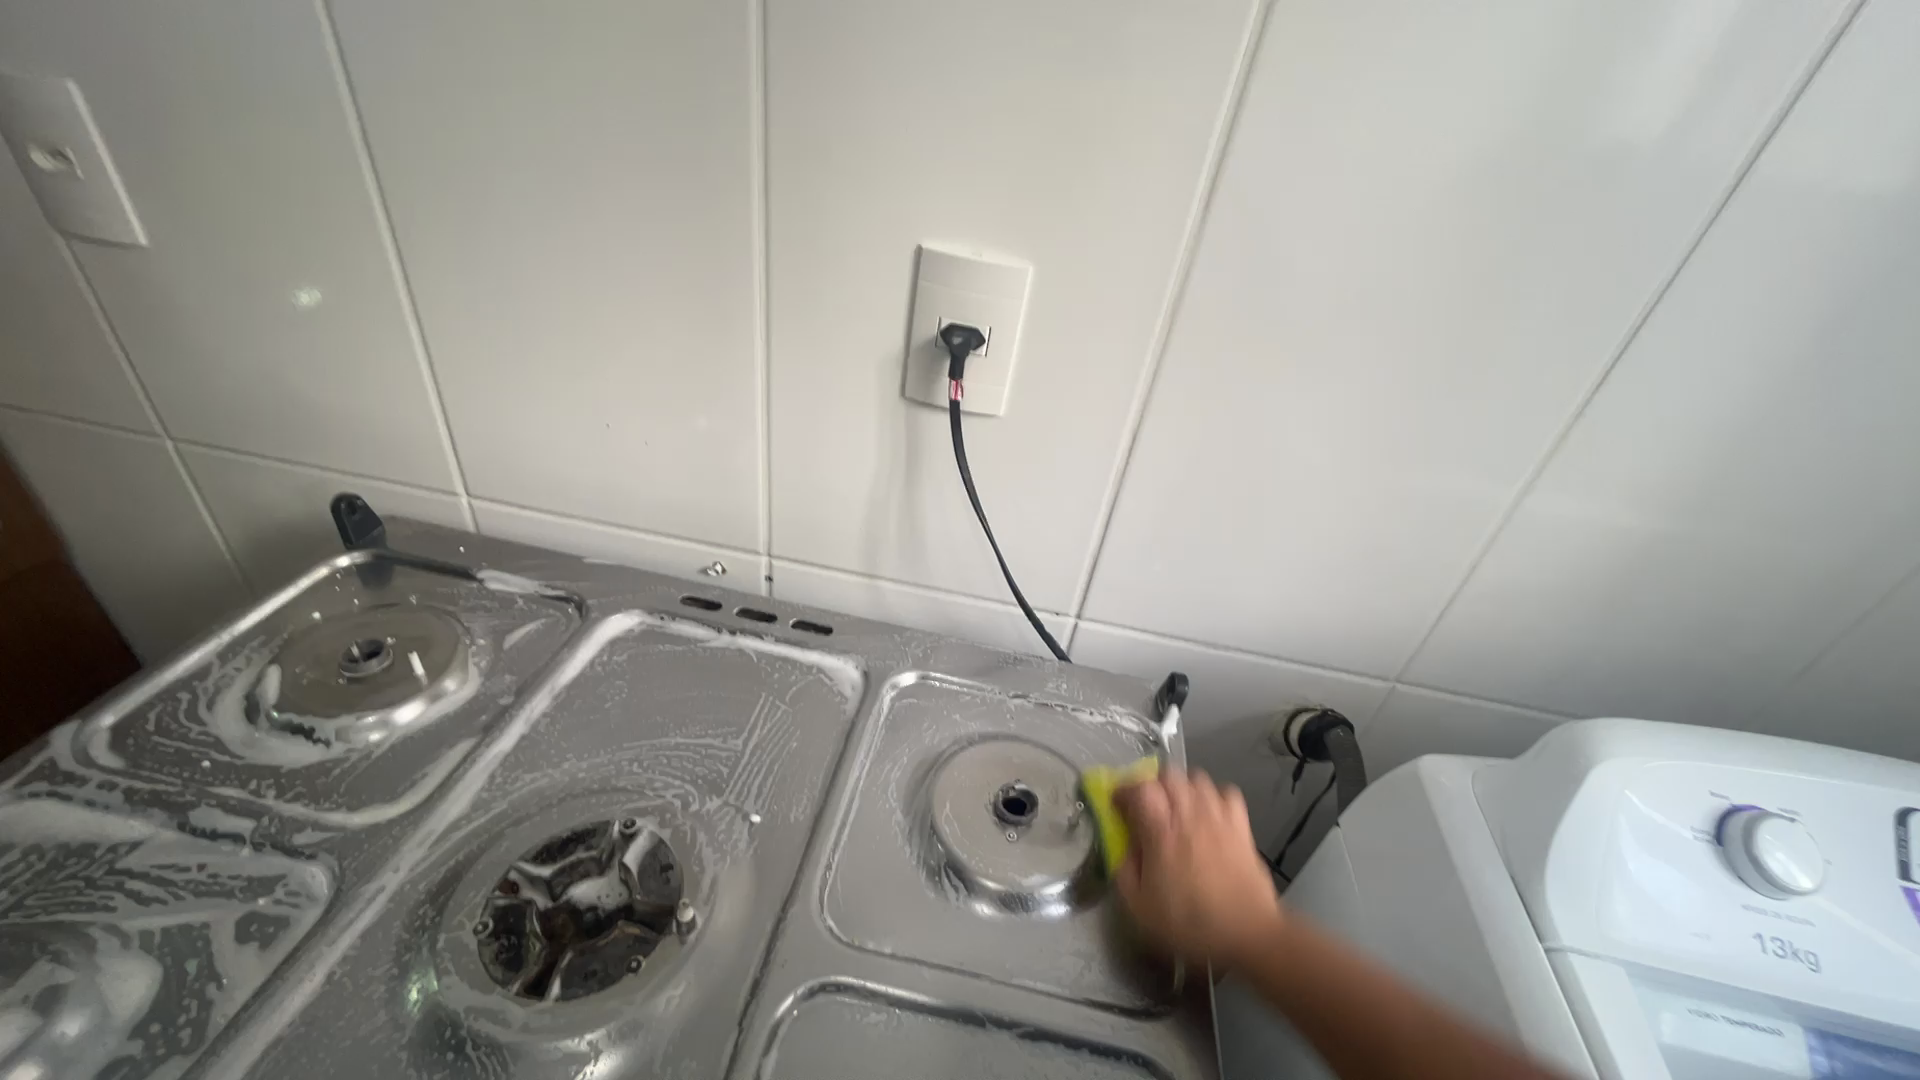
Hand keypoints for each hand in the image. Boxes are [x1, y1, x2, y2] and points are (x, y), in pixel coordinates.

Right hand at [1112, 768, 1283, 966]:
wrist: (1249, 934)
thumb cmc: (1191, 923)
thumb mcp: (1140, 908)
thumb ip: (1123, 872)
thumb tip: (1123, 849)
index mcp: (1161, 832)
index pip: (1139, 788)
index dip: (1124, 790)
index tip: (1117, 805)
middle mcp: (1190, 815)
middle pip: (1168, 774)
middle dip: (1153, 784)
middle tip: (1147, 807)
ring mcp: (1218, 817)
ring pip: (1197, 778)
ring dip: (1182, 788)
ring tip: (1178, 808)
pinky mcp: (1241, 826)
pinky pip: (1226, 792)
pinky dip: (1214, 797)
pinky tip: (1209, 814)